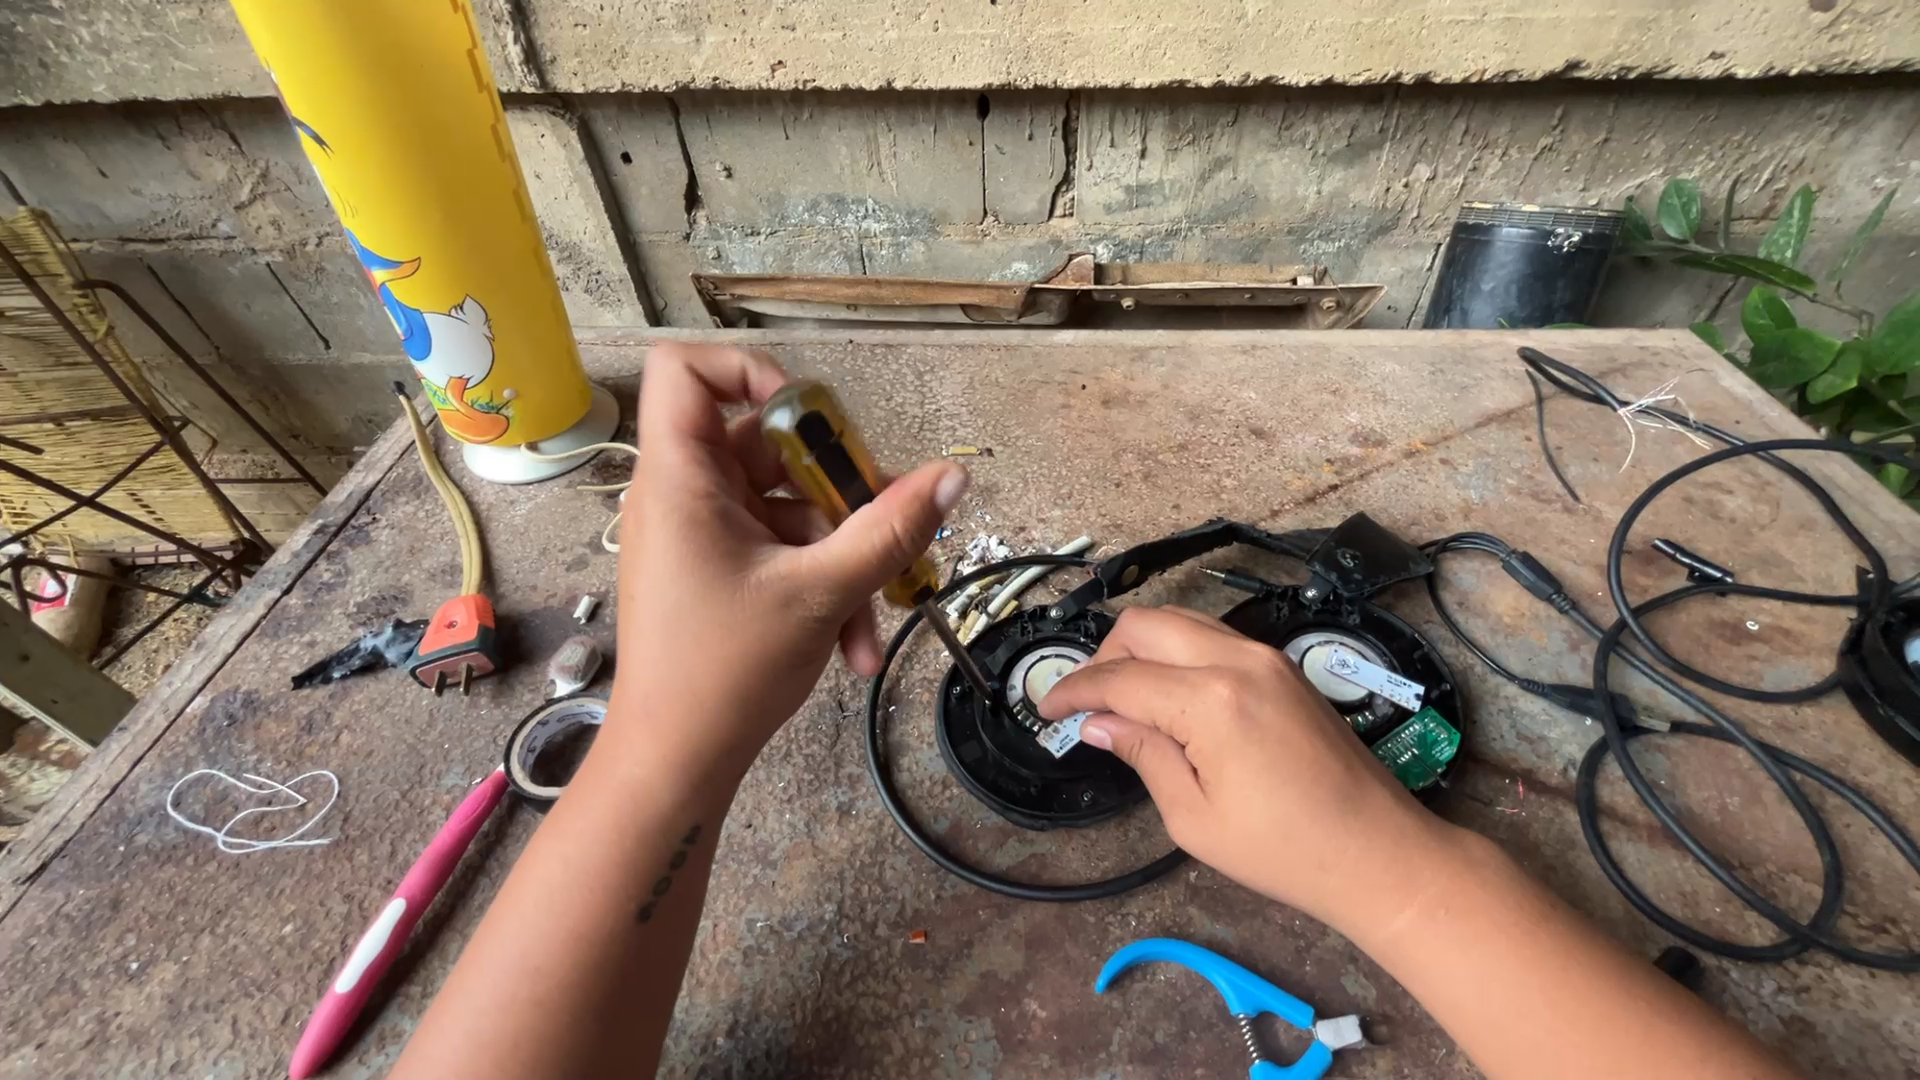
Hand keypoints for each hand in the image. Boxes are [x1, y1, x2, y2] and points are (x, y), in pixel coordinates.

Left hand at [610, 344, 967, 777]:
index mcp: (682, 478)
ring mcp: (705, 534)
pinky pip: (781, 550)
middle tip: (884, 525)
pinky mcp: (721, 569)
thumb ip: (890, 529)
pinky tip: (851, 644)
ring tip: (873, 617)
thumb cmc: (728, 669)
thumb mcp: (821, 591)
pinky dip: (820, 583)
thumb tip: (952, 476)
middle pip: (768, 446)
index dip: (751, 373)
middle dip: (838, 489)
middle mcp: (687, 494)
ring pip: (788, 510)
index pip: (685, 370)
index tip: (815, 423)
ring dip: (842, 556)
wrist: (677, 762)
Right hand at [1038, 606, 1452, 927]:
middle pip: (1143, 624)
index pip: (1120, 678)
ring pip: (1177, 620)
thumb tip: (1097, 723)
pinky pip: (1209, 635)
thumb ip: (1141, 753)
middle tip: (1090, 701)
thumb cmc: (1284, 850)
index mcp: (1211, 702)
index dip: (1074, 691)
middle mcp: (1237, 660)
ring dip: (1139, 647)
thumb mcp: (1193, 816)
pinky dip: (1174, 651)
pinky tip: (1168, 692)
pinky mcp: (1280, 664)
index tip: (1047, 707)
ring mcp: (1263, 656)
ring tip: (1124, 695)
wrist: (1380, 853)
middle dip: (1103, 655)